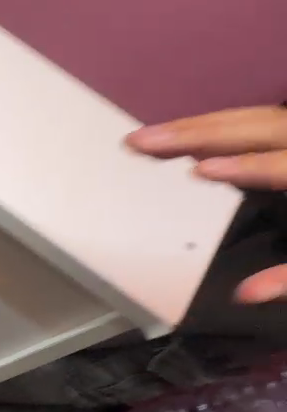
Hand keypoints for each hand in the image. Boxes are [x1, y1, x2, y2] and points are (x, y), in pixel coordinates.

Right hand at [128, 107, 286, 303]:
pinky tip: (183, 131)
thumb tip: (245, 295)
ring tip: (149, 134)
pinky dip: (217, 124)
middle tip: (142, 140)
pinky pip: (261, 120)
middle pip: (268, 126)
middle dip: (204, 132)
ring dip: (200, 124)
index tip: (200, 169)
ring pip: (262, 116)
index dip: (250, 167)